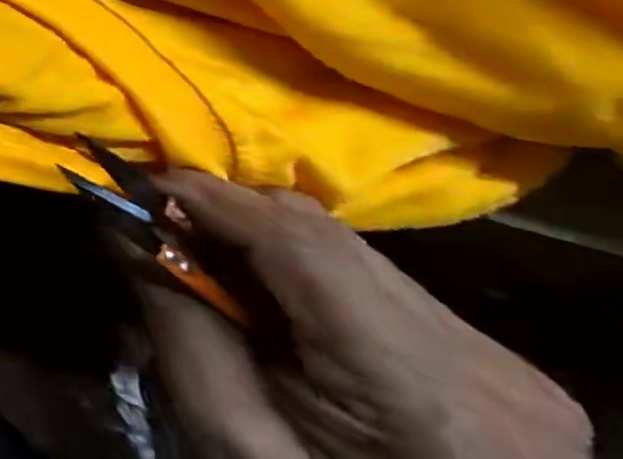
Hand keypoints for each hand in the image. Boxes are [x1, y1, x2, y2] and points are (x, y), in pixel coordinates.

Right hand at [134, 172, 589, 458]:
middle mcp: (487, 361)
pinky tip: (267, 300)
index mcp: (428, 396)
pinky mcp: (493, 361)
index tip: (132, 188)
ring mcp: (502, 360)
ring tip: (206, 266)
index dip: (210, 199)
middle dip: (224, 215)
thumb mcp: (226, 434)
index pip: (303, 244)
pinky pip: (366, 273)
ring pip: (342, 244)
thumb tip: (121, 222)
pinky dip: (296, 266)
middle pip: (322, 234)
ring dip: (256, 238)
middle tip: (156, 229)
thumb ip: (178, 319)